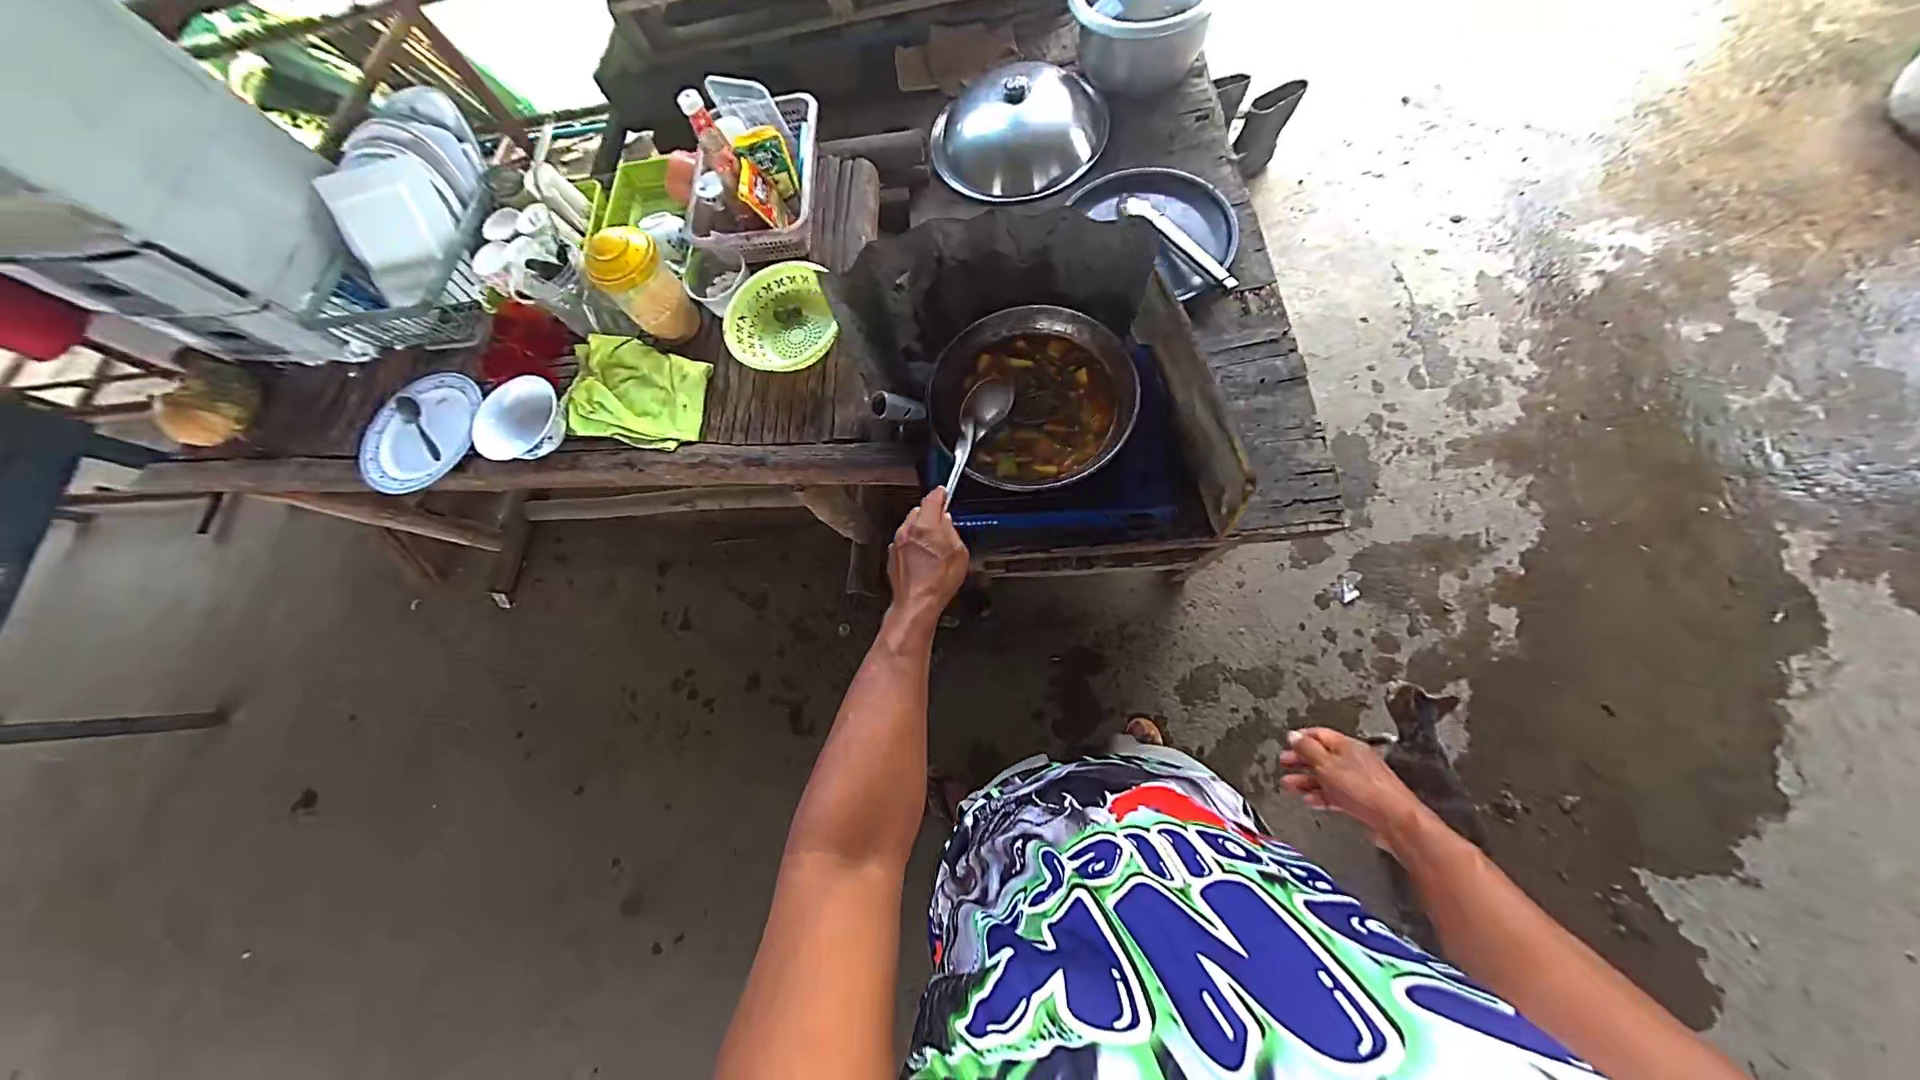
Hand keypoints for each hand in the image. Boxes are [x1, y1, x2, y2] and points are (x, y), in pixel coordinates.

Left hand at [887, 488, 968, 625]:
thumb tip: (947, 524)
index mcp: (926, 525)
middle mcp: (908, 530)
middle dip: (931, 514)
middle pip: (919, 511)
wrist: (917, 604)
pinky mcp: (892, 555)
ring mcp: (897, 543)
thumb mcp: (959, 553)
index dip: (941, 493)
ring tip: (935, 546)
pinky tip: (924, 558)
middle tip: (943, 524)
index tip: (944, 492)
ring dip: (921, 530)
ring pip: (910, 526)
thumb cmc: (936, 583)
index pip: (932, 498)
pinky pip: (904, 542)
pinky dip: (913, 544)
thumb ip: (952, 532)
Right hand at [1280, 728, 1430, 851]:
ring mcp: (1360, 781)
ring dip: (1307, 780)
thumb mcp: (1325, 764)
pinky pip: (1337, 794)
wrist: (1395, 820)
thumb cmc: (1365, 789)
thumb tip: (1293, 735)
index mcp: (1347, 745)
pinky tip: (1313, 800)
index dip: (1300, 739)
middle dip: (1300, 760)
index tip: (1287, 744)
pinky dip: (1322, 795)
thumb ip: (1306, 748)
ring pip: (1328, 777)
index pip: (1318, 734)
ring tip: (1290, 785)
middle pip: (1322, 756)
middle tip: (1285, 763)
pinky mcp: (1362, 800)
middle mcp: (1355, 760)